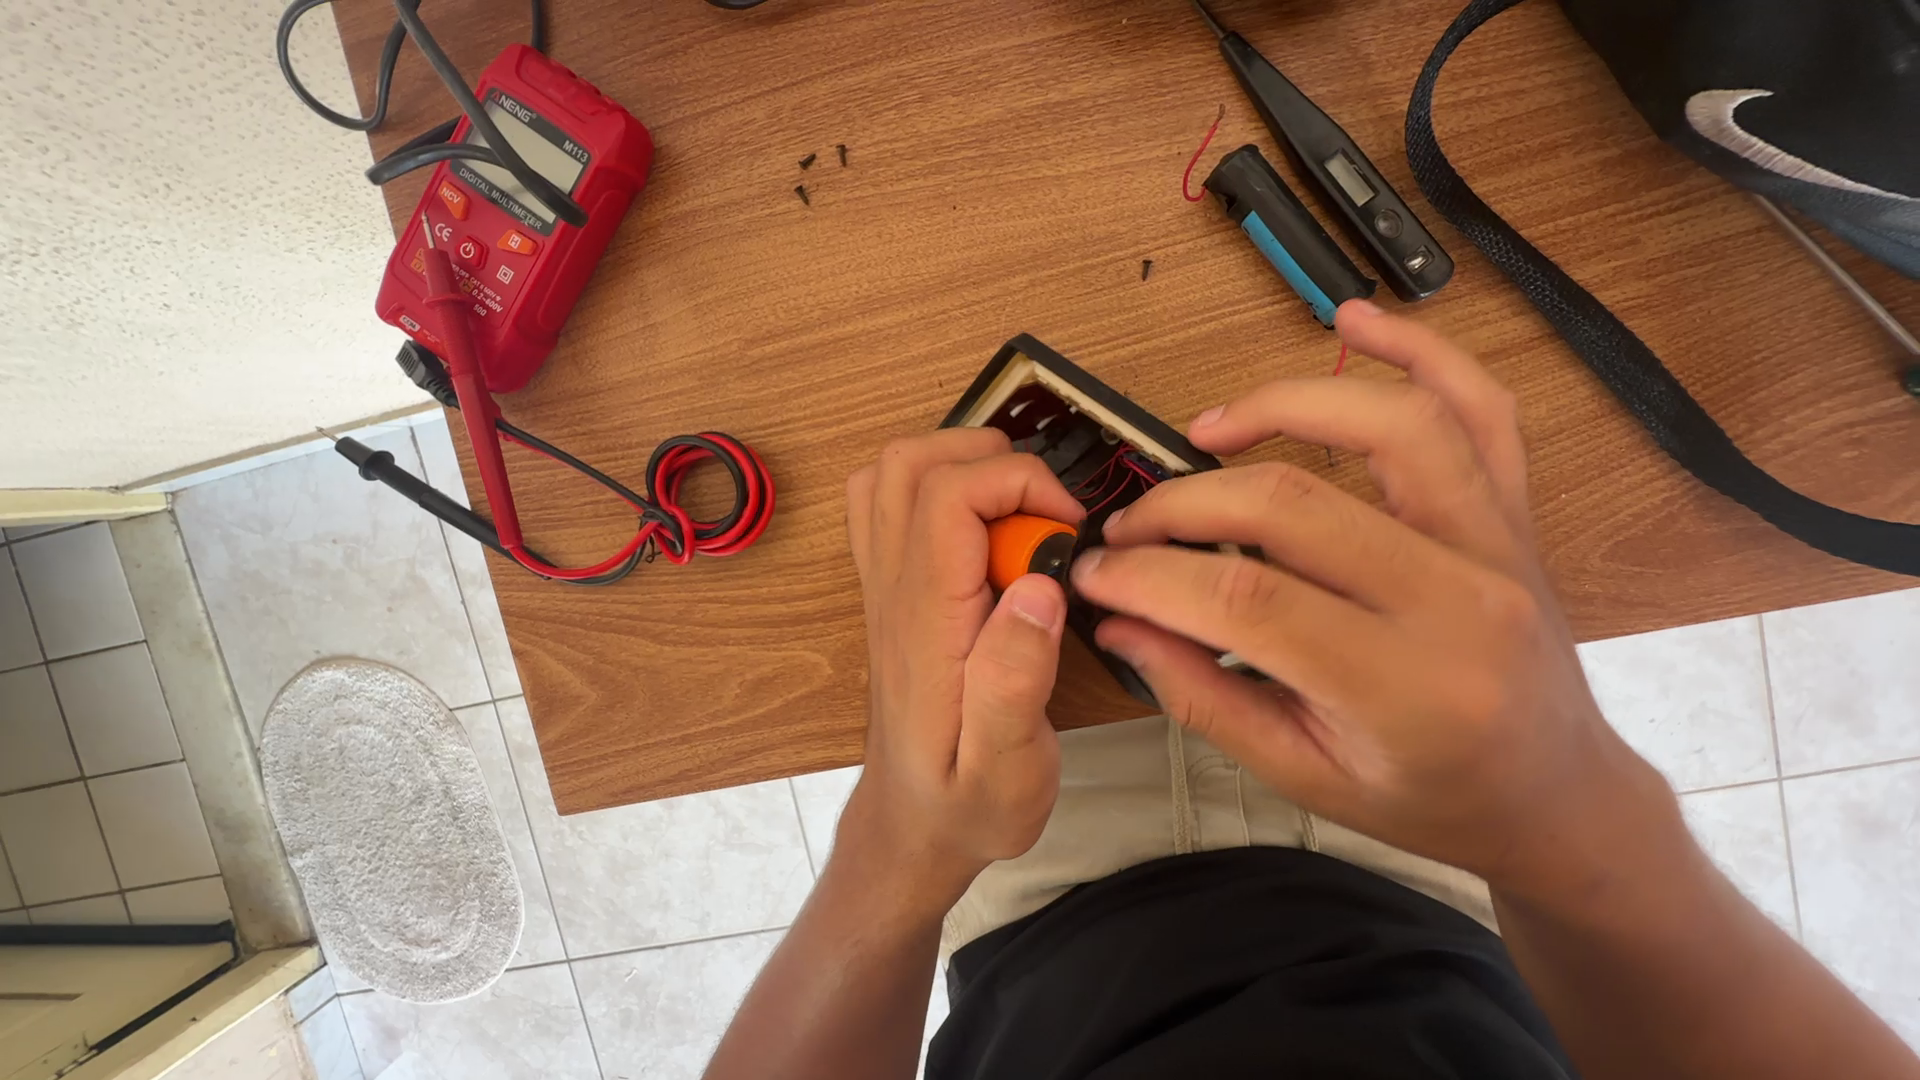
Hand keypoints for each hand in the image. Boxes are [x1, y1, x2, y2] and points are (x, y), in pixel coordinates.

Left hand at [837, 429, 1086, 906]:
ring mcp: (882, 584)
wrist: (914, 822)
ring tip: (1014, 510)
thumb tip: (1038, 585)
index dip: (1017, 483)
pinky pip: (884, 505)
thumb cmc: (967, 800)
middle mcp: (893, 588)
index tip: (1067, 524)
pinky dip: (930, 486)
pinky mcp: (888, 590)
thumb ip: (1017, 679)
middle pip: (908, 464)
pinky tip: (977, 528)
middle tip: (1042, 512)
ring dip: (957, 464)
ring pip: (889, 473)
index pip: (946, 496)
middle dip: (989, 459)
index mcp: (926, 619)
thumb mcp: (1008, 766)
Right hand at [1071, 301, 1668, 895]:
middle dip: (1182, 504)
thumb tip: (1119, 622)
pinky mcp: (1512, 512)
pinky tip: (1357, 321)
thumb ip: (1200, 695)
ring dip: (1280, 406)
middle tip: (1129, 526)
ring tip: (1205, 430)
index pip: (1246, 598)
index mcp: (1401, 686)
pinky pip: (1479, 409)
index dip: (1150, 574)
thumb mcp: (1298, 774)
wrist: (1553, 796)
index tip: (1097, 571)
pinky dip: (1419, 351)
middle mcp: (1458, 598)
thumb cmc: (1426, 799)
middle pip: (1292, 504)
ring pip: (1389, 425)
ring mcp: (1497, 541)